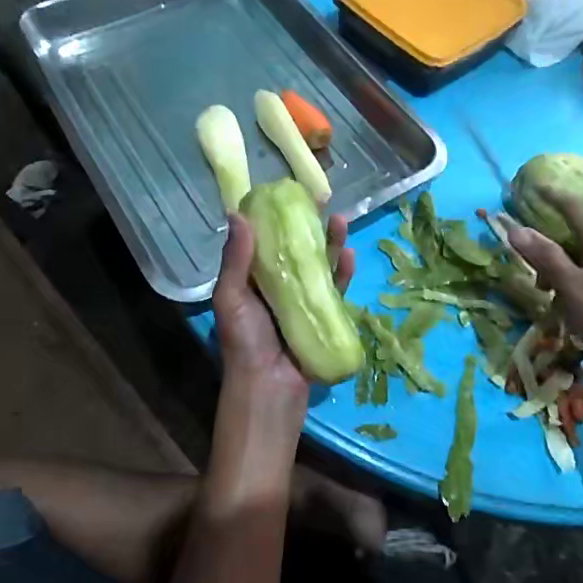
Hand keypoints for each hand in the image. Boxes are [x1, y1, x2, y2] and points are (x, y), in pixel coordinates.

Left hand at [211, 212, 354, 420]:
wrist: (269, 389)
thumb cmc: (245, 342)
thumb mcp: (232, 297)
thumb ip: (236, 259)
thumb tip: (237, 214)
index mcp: (250, 279)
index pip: (263, 240)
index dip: (275, 217)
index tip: (287, 193)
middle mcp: (276, 286)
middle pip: (294, 248)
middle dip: (308, 225)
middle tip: (322, 201)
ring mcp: (301, 301)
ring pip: (318, 265)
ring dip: (330, 243)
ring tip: (340, 220)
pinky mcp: (321, 317)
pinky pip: (335, 290)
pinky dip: (343, 273)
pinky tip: (350, 254)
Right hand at [501, 192, 582, 400]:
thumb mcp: (572, 287)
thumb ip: (544, 256)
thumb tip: (516, 228)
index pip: (575, 205)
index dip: (552, 196)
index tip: (532, 188)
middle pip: (582, 231)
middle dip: (553, 243)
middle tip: (531, 265)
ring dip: (566, 266)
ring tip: (550, 294)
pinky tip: (576, 305)